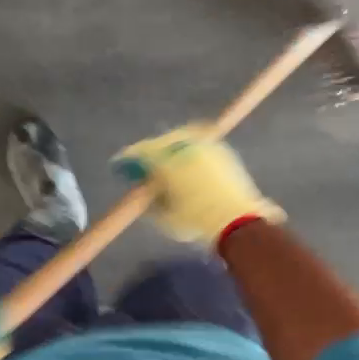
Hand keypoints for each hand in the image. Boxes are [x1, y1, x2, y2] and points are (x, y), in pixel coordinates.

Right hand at [113, 123, 284, 245]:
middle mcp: (185, 148)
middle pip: (160, 142)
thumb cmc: (198, 222)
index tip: (119, 164)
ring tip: (164, 157)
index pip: (140, 153)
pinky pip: (199, 141)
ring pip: (180, 137)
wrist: (239, 222)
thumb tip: (148, 191)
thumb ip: (153, 201)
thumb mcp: (166, 218)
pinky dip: (187, 147)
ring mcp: (206, 146)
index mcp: (167, 163)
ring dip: (169, 145)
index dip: (127, 158)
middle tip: (142, 161)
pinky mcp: (222, 150)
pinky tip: (185, 157)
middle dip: (148, 150)